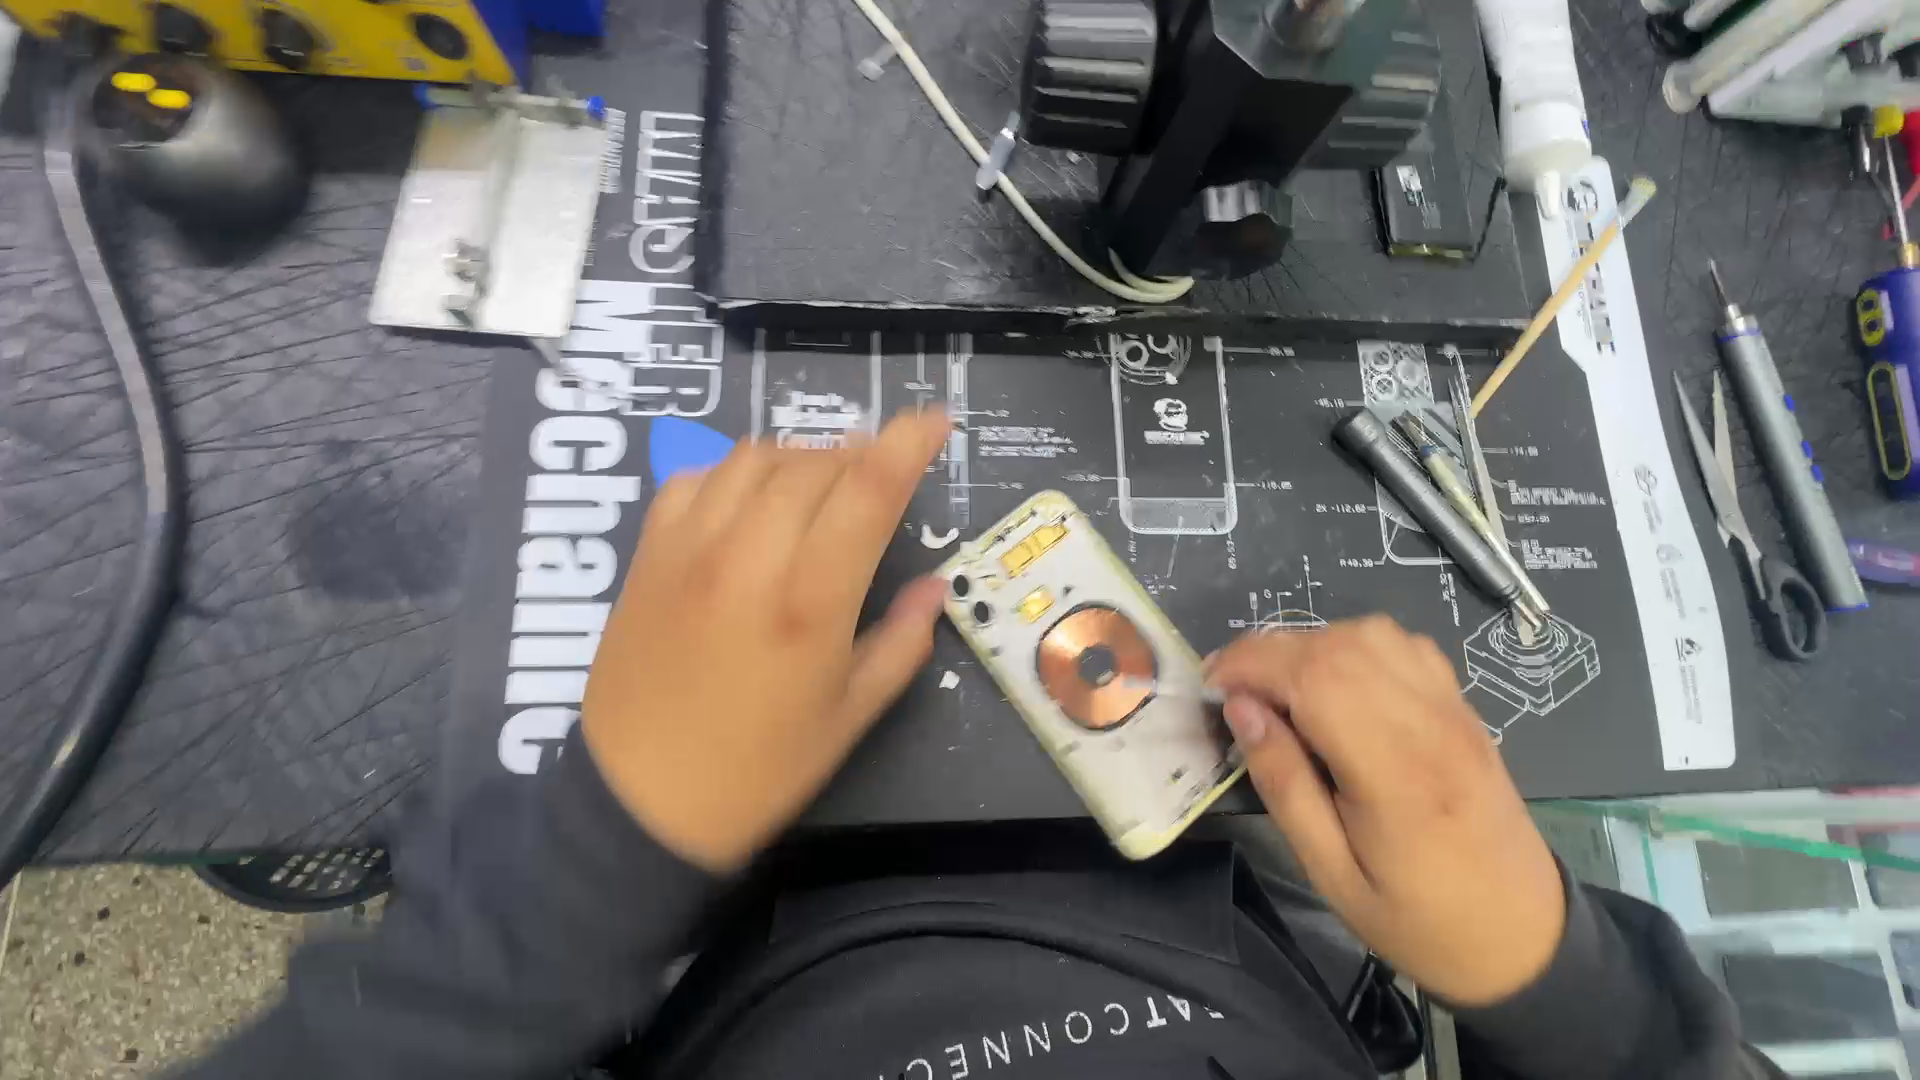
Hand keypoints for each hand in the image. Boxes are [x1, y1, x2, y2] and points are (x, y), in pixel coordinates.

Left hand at [581, 410, 950, 872]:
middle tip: (881, 475)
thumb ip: (902, 643)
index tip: (936, 420)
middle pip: (815, 464)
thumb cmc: (758, 769)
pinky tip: (751, 500)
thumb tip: (934, 587)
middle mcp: (747, 558)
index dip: (908, 445)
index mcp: (809, 603)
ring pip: (754, 458)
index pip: (867, 492)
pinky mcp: (648, 555)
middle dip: (861, 454)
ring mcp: (689, 550)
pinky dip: (736, 471)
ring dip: (802, 456)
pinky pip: (696, 479)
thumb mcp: (850, 719)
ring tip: (823, 483)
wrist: (637, 802)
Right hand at [1208, 617, 1565, 1006]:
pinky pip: (1401, 644)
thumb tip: (1241, 709)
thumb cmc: (1416, 917)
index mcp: (1394, 773)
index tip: (1211, 685)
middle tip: (1230, 685)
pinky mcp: (1461, 706)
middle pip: (1336, 646)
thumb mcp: (1329, 871)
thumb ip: (1283, 783)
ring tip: (1276, 683)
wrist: (1524, 938)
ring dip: (1307, 644)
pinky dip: (1351, 644)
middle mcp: (1429, 724)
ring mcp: (1452, 709)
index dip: (1251, 664)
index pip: (1315, 678)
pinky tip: (1333, 679)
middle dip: (1267, 651)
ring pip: (1368, 633)